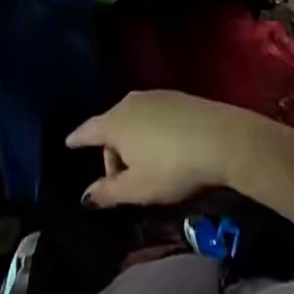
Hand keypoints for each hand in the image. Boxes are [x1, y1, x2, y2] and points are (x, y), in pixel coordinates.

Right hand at [67, 91, 269, 206]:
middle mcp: (130, 102)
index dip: (77, 139)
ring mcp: (156, 96)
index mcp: (114, 123)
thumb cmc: (173, 167)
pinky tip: (168, 148)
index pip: (88, 131)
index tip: (69, 142)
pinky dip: (152, 130)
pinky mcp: (179, 96)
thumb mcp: (138, 189)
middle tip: (125, 180)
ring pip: (133, 120)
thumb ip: (108, 192)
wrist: (223, 139)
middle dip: (113, 152)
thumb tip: (85, 196)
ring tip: (149, 166)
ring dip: (134, 141)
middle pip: (111, 127)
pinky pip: (154, 114)